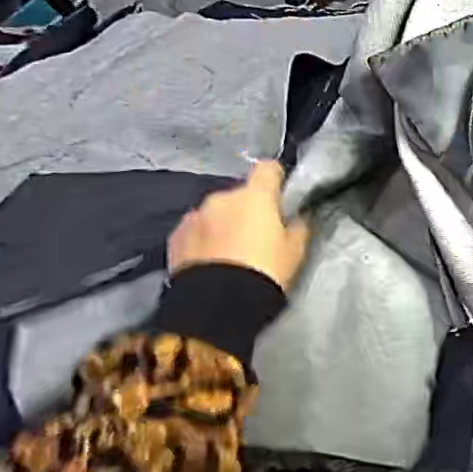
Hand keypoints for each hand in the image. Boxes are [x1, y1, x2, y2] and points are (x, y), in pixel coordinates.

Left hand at [168, 161, 309, 291]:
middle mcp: (222, 198)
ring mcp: (195, 215)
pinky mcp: (175, 236)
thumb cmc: (266, 270)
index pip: (267, 168)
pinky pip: (197, 228)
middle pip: (241, 194)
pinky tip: (212, 259)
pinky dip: (205, 237)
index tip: (281, 194)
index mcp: (255, 196)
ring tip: (231, 250)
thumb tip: (294, 216)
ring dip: (225, 222)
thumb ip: (297, 225)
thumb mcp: (296, 249)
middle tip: (259, 234)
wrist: (217, 303)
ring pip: (217, 211)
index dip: (276, 178)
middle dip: (249, 208)